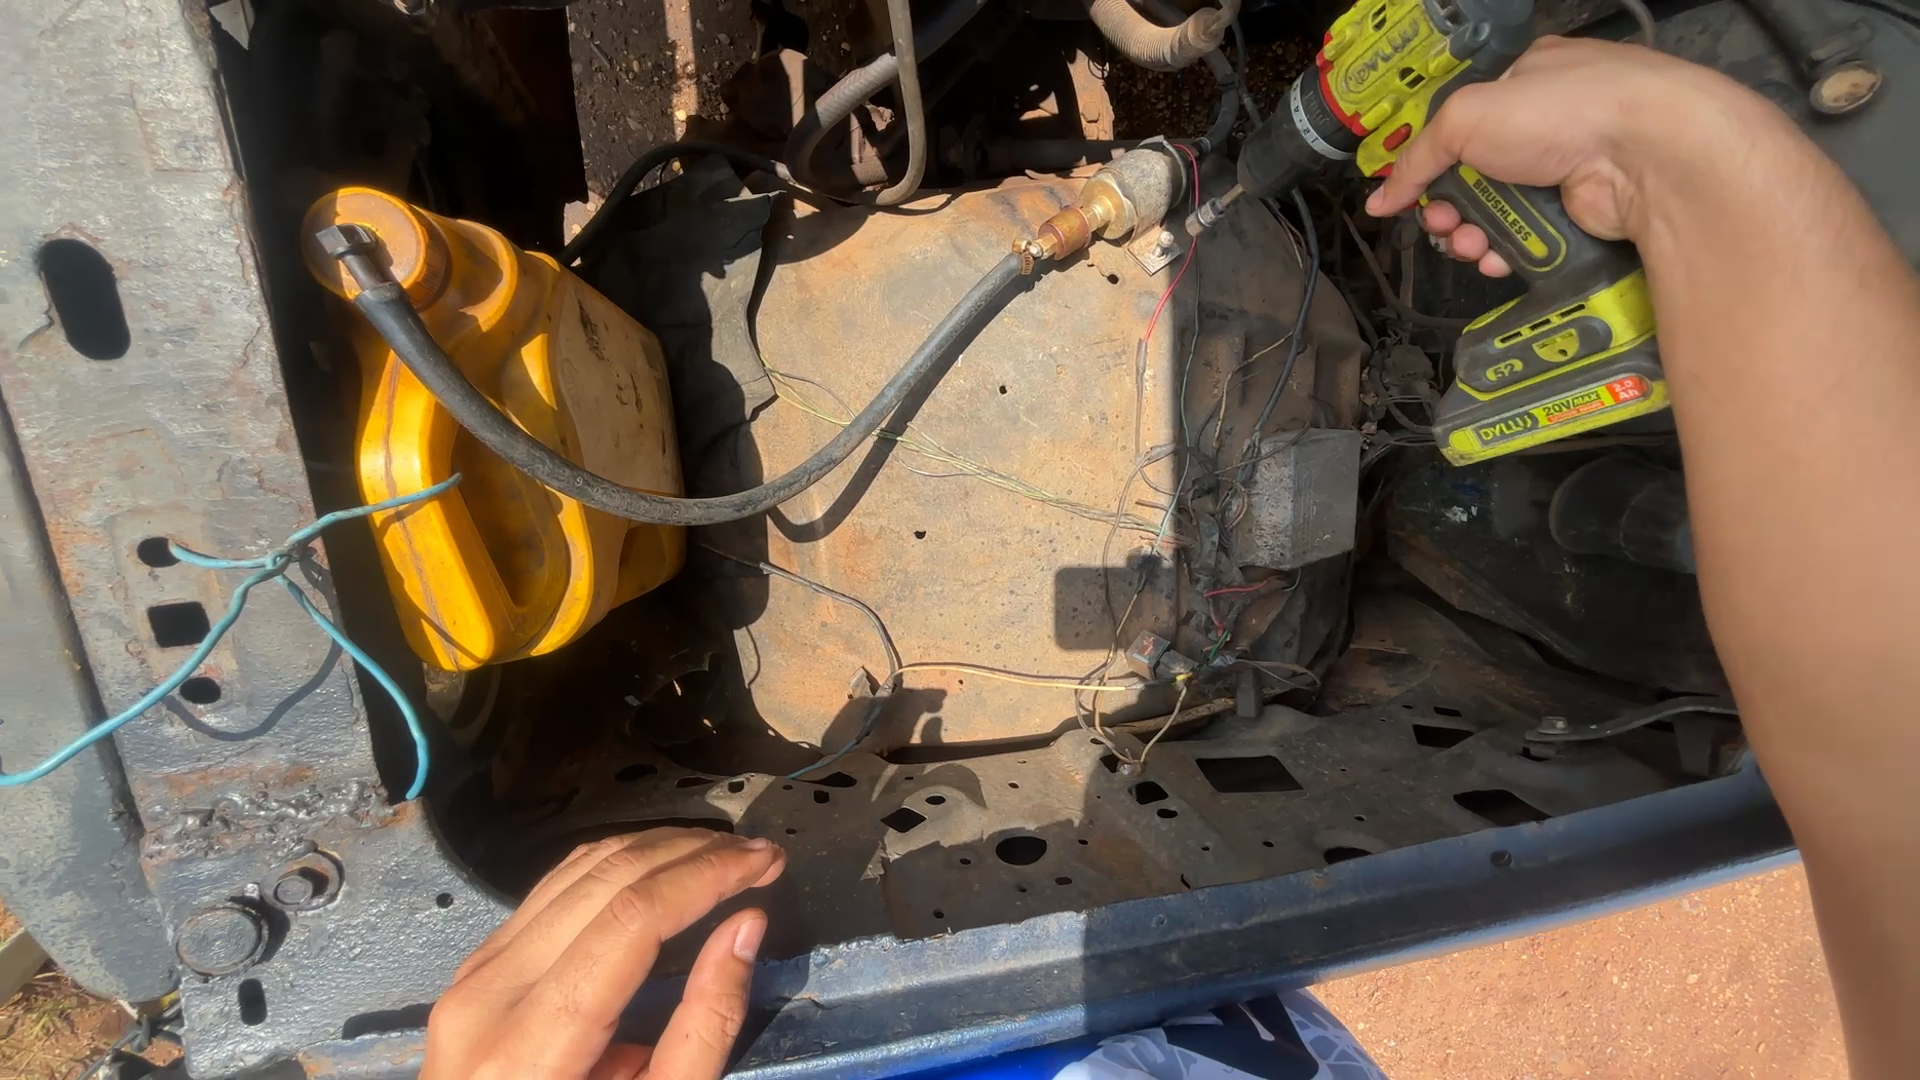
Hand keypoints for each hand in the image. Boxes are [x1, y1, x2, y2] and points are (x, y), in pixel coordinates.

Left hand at [424, 828, 786, 1079]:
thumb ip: (707, 1025)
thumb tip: (749, 922)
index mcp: (527, 1050)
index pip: (632, 919)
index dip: (707, 876)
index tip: (766, 863)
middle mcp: (489, 992)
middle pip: (611, 878)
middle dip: (698, 852)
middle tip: (760, 854)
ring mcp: (477, 969)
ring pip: (588, 864)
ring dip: (668, 846)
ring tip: (727, 854)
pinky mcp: (483, 959)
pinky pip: (564, 880)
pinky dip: (628, 858)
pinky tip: (672, 864)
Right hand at [1366, 36, 1776, 276]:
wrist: (1647, 155)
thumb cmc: (1559, 114)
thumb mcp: (1464, 119)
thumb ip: (1414, 161)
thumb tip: (1378, 202)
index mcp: (1523, 81)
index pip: (1456, 128)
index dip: (1426, 165)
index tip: (1409, 196)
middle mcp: (1543, 121)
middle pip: (1466, 179)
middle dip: (1445, 210)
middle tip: (1443, 224)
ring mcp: (1560, 168)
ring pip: (1488, 214)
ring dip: (1467, 237)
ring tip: (1470, 245)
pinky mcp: (1571, 210)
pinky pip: (1517, 237)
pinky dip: (1499, 251)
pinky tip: (1496, 255)